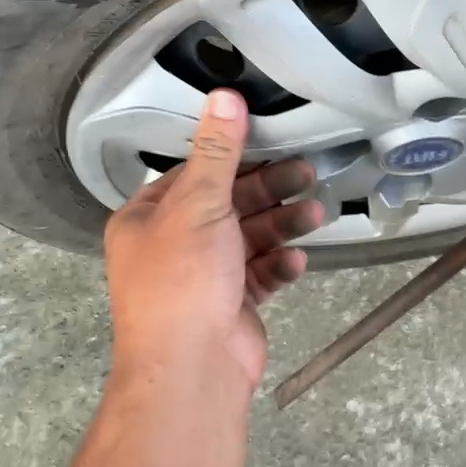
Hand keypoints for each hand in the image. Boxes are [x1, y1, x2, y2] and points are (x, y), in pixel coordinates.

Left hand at [102, 88, 322, 391]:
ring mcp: (203, 277)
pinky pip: (260, 273)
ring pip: (249, 237)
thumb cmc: (184, 279)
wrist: (192, 371)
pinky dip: (279, 264)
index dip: (233, 156)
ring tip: (317, 214)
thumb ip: (218, 150)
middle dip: (270, 190)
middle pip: (228, 203)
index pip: (194, 172)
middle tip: (308, 173)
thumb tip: (225, 95)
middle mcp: (172, 244)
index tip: (272, 140)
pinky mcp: (231, 304)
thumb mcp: (199, 204)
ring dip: (282, 224)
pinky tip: (296, 261)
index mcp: (148, 218)